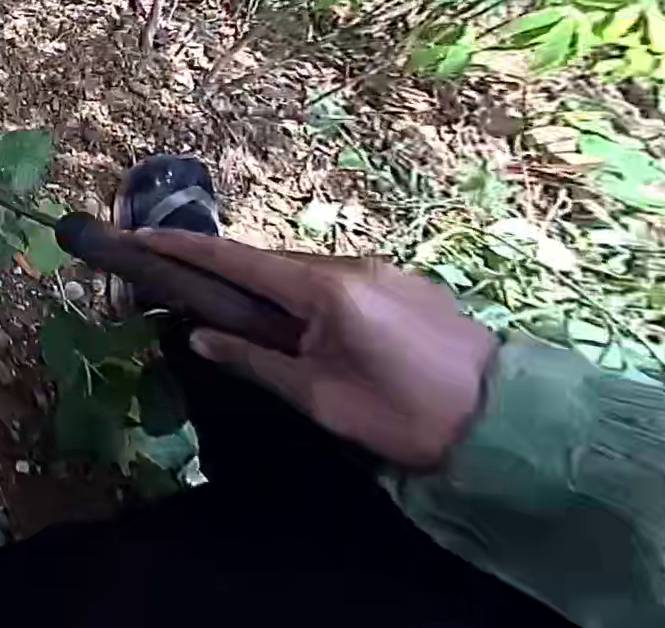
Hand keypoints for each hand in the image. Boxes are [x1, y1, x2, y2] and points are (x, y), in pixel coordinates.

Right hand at [136, 229, 498, 469]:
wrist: (522, 427)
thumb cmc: (409, 417)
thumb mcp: (322, 398)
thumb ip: (254, 360)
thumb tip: (200, 337)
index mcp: (322, 290)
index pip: (235, 259)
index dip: (183, 247)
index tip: (142, 236)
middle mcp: (347, 264)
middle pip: (267, 262)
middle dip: (229, 275)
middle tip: (200, 300)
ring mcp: (377, 268)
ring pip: (301, 270)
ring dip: (272, 289)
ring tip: (264, 327)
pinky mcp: (400, 280)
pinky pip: (333, 277)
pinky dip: (306, 294)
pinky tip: (315, 327)